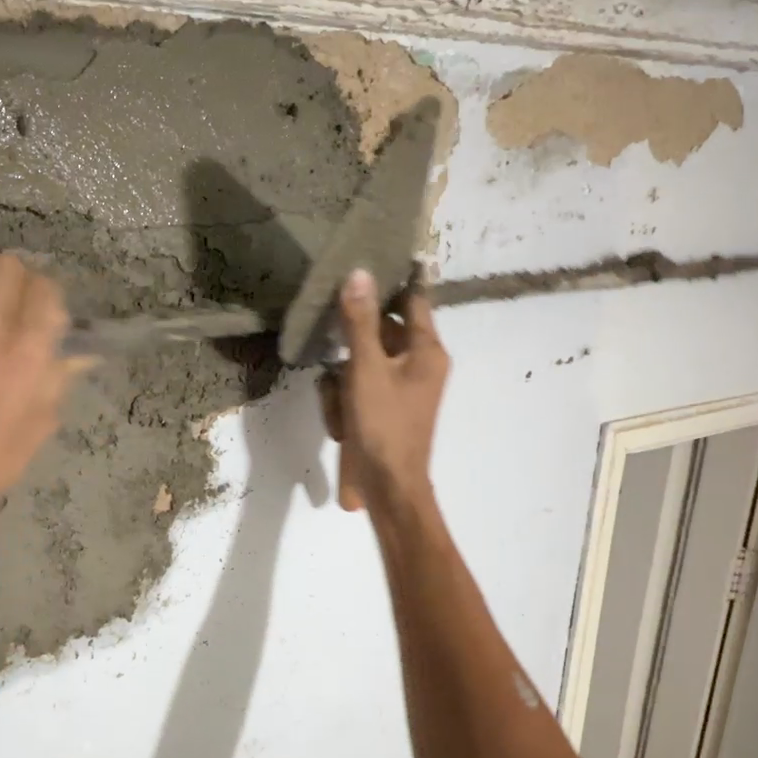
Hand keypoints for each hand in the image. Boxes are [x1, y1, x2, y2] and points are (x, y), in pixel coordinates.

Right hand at [319, 268, 449, 513]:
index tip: (359, 270)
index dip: (388, 284)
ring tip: (340, 408)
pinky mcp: (383, 411)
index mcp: (426, 351)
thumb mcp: (366, 369)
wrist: (389, 487)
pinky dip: (344, 404)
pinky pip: (358, 392)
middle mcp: (419, 365)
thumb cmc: (383, 425)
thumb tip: (358, 272)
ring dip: (342, 383)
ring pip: (362, 365)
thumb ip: (359, 322)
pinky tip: (340, 425)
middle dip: (350, 347)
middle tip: (331, 349)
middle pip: (380, 334)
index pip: (411, 300)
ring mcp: (401, 390)